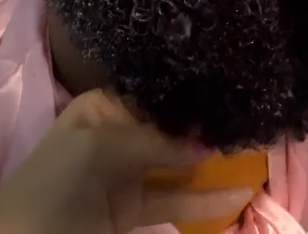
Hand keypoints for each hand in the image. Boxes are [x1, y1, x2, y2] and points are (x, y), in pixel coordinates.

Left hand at [0, 90, 253, 233]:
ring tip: (253, 160)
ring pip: (175, 167)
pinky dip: (202, 202)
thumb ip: (152, 143)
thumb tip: (206, 140)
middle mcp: (115, 134)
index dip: (186, 96)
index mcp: (100, 107)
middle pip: (167, 129)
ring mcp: (124, 176)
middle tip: (249, 127)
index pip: (152, 95)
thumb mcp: (98, 151)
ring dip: (210, 168)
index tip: (227, 93)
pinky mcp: (130, 213)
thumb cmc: (54, 184)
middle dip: (203, 130)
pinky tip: (234, 196)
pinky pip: (172, 201)